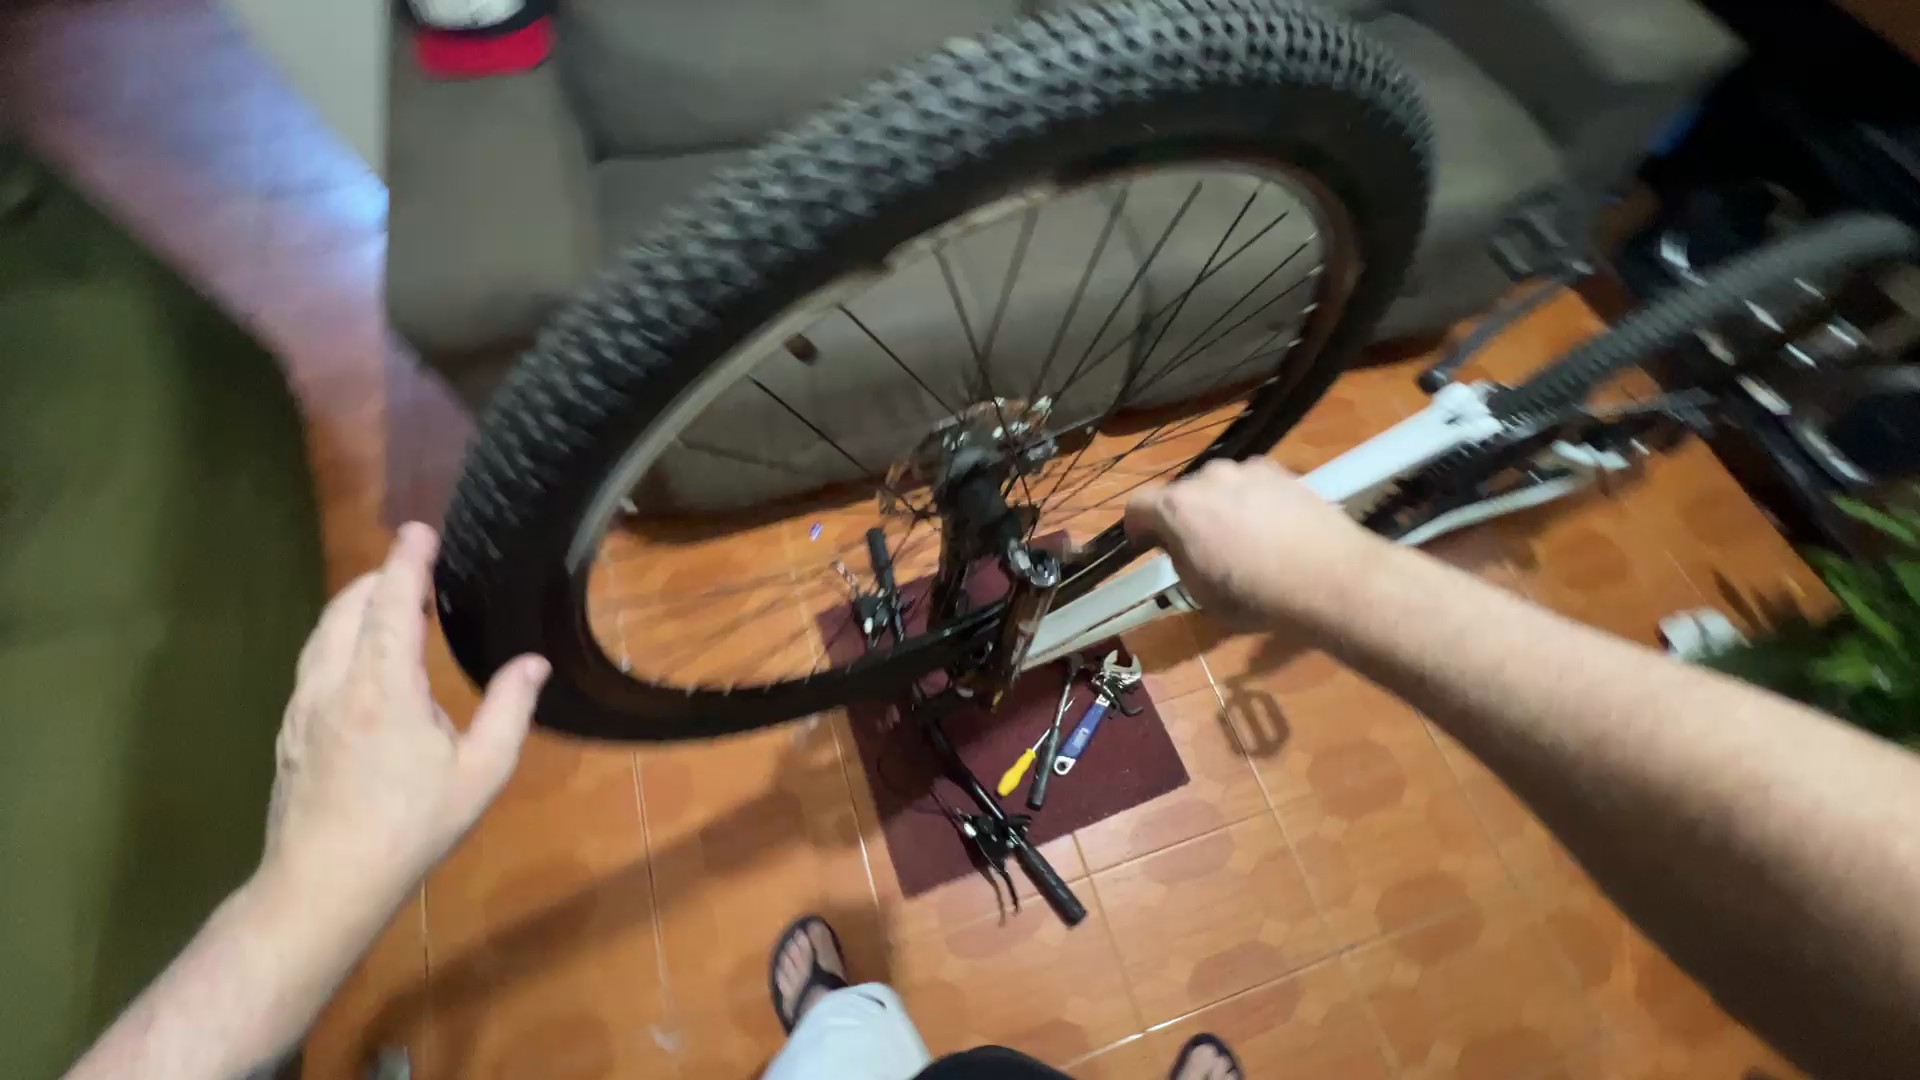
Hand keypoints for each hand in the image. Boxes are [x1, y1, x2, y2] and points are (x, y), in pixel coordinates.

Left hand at [261, 524, 548, 912]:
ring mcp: (305, 708)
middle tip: (415, 560)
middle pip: (347, 610)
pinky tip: (360, 649)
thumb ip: (510, 708)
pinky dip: (340, 633)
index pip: (391, 609)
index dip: (406, 565)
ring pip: (323, 633)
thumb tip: (533, 662)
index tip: (419, 530)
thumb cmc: (413, 824)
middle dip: (380, 577)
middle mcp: (335, 687)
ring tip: (388, 592)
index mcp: (384, 691)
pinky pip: (315, 659)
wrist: (325, 883)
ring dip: (355, 602)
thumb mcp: (483, 770)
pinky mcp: (292, 728)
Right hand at [1125, 457, 1381, 623]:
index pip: (1136, 506)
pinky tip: (1270, 528)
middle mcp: (1207, 478)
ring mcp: (1247, 469)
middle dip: (1181, 517)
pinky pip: (1249, 483)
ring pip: (1216, 487)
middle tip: (1198, 548)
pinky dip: (1249, 500)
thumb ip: (1179, 559)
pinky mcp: (1281, 471)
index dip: (1137, 528)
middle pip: (1179, 494)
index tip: (1146, 546)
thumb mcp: (1199, 592)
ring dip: (1216, 506)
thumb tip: (1181, 545)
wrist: (1332, 579)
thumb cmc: (1255, 595)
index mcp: (1177, 508)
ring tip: (1240, 538)